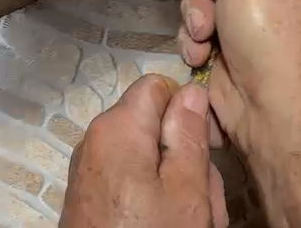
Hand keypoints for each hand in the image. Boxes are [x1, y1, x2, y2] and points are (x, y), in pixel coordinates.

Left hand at [60, 74, 228, 227]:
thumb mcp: (186, 192)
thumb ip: (189, 135)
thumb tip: (191, 92)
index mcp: (117, 126)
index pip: (158, 87)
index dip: (189, 108)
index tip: (210, 145)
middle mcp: (96, 140)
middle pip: (153, 127)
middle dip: (185, 158)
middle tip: (207, 202)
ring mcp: (90, 172)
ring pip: (146, 161)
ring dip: (175, 187)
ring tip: (193, 224)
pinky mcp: (89, 201)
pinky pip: (129, 184)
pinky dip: (153, 201)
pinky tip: (170, 227)